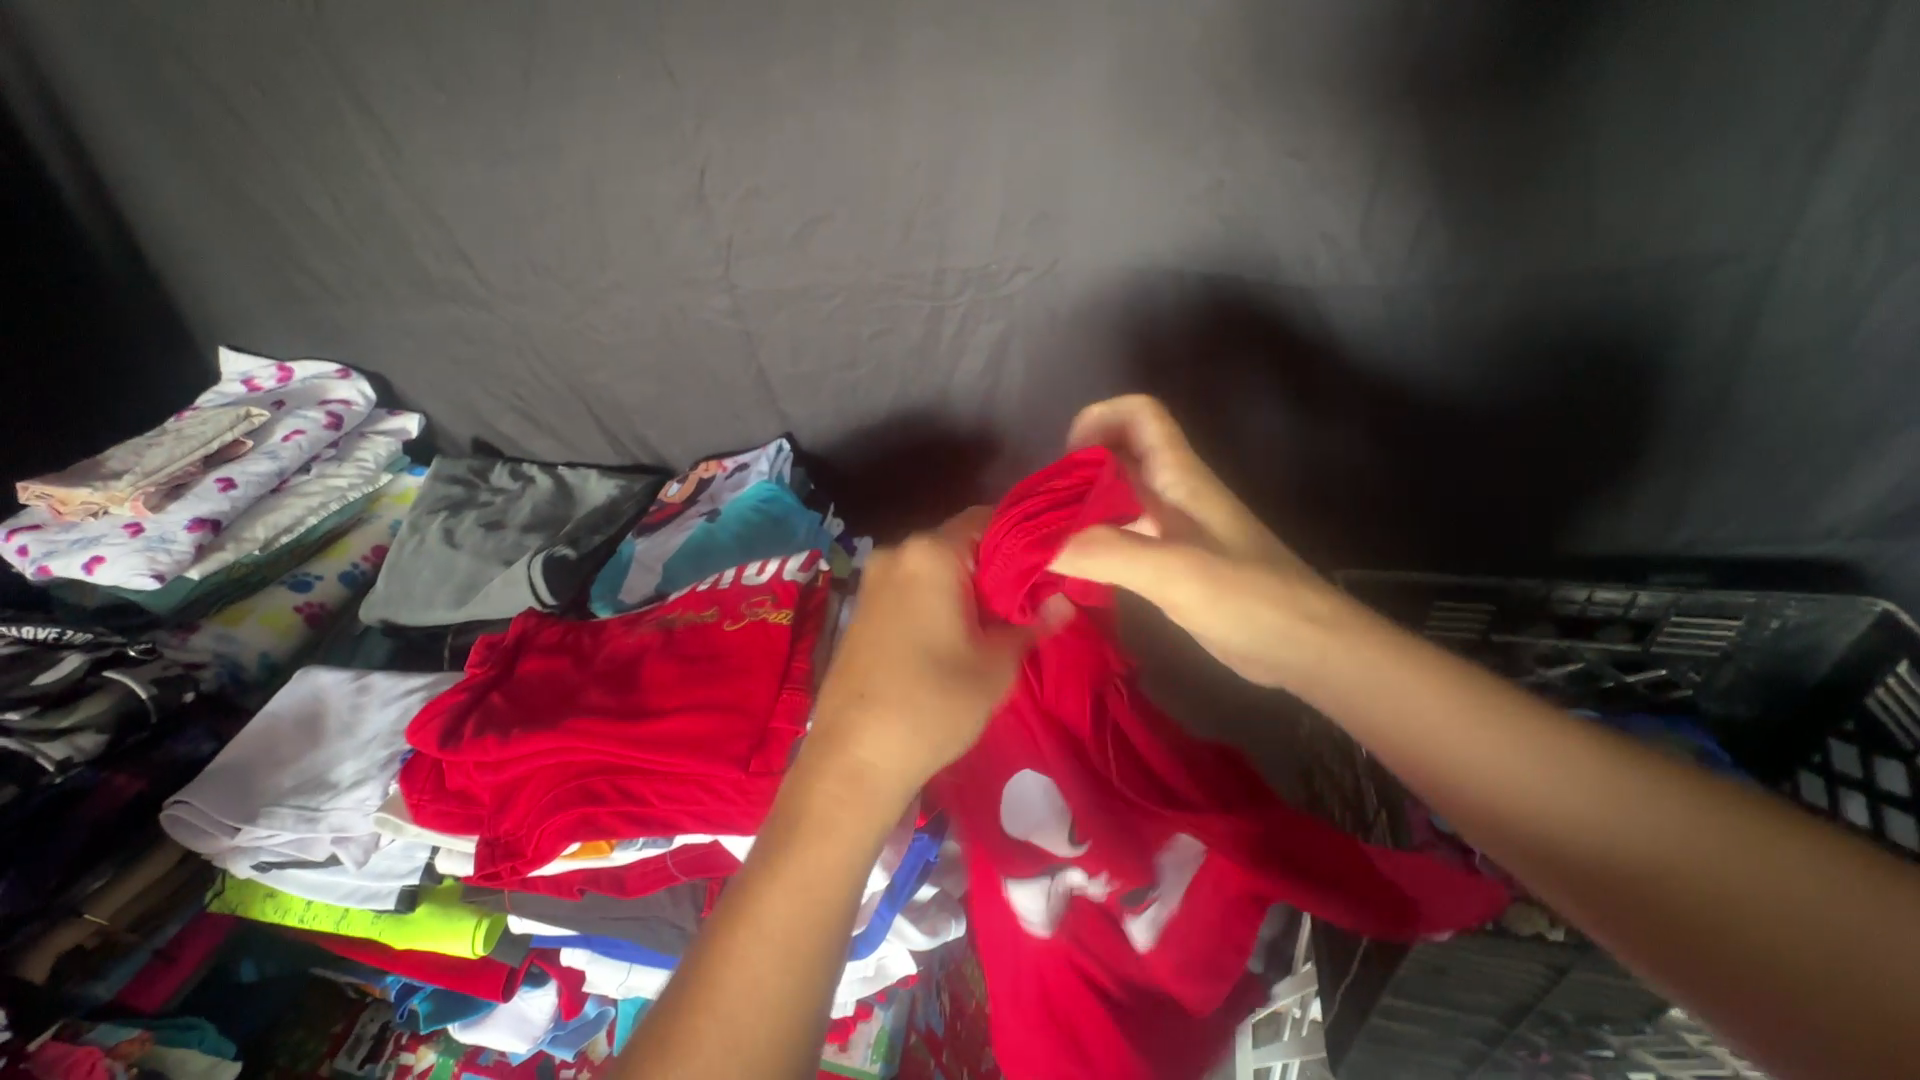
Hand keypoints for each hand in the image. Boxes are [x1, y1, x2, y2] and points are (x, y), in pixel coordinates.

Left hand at [807, 508, 1049, 797]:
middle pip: (960, 544)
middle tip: (1031, 603)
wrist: (856, 757)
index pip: (989, 519)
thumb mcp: (996, 665)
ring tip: (998, 625)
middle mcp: (897, 554)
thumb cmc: (935, 702)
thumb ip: (1033, 623)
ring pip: (935, 570)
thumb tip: (1065, 601)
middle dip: (997, 569)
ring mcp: (873, 582)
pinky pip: (912, 591)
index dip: (1025, 541)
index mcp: (931, 553)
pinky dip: (939, 603)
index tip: (1051, 569)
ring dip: (968, 589)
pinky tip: (957, 639)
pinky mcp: (861, 611)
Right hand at [1048, 394, 1337, 687]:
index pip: (1139, 414)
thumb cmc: (1250, 599)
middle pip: (1117, 458)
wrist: (1308, 648)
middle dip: (1074, 475)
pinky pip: (1124, 540)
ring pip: (1117, 501)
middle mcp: (1175, 494)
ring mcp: (1175, 531)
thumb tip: (1034, 544)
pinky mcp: (1175, 566)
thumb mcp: (1174, 572)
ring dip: (1080, 514)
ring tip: (1045, 549)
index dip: (1098, 421)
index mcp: (1181, 477)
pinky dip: (1095, 548)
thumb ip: (1105, 552)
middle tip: (1039, 519)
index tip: (1065, 464)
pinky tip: (1075, 579)